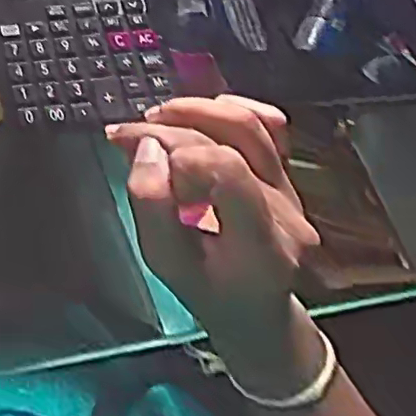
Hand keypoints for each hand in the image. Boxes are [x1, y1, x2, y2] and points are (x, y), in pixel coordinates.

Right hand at [105, 97, 322, 389]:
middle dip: (164, 131)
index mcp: (260, 242)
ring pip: (245, 124)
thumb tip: (148, 145)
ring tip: (154, 117)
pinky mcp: (284, 173)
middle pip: (220, 142)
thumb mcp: (164, 261)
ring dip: (192, 110)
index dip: (179, 154)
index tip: (149, 168)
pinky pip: (266, 124)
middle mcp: (284, 211)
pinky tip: (198, 111)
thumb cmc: (206, 287)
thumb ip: (150, 204)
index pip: (226, 167)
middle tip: (125, 136)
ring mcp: (290, 189)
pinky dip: (229, 107)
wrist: (252, 308)